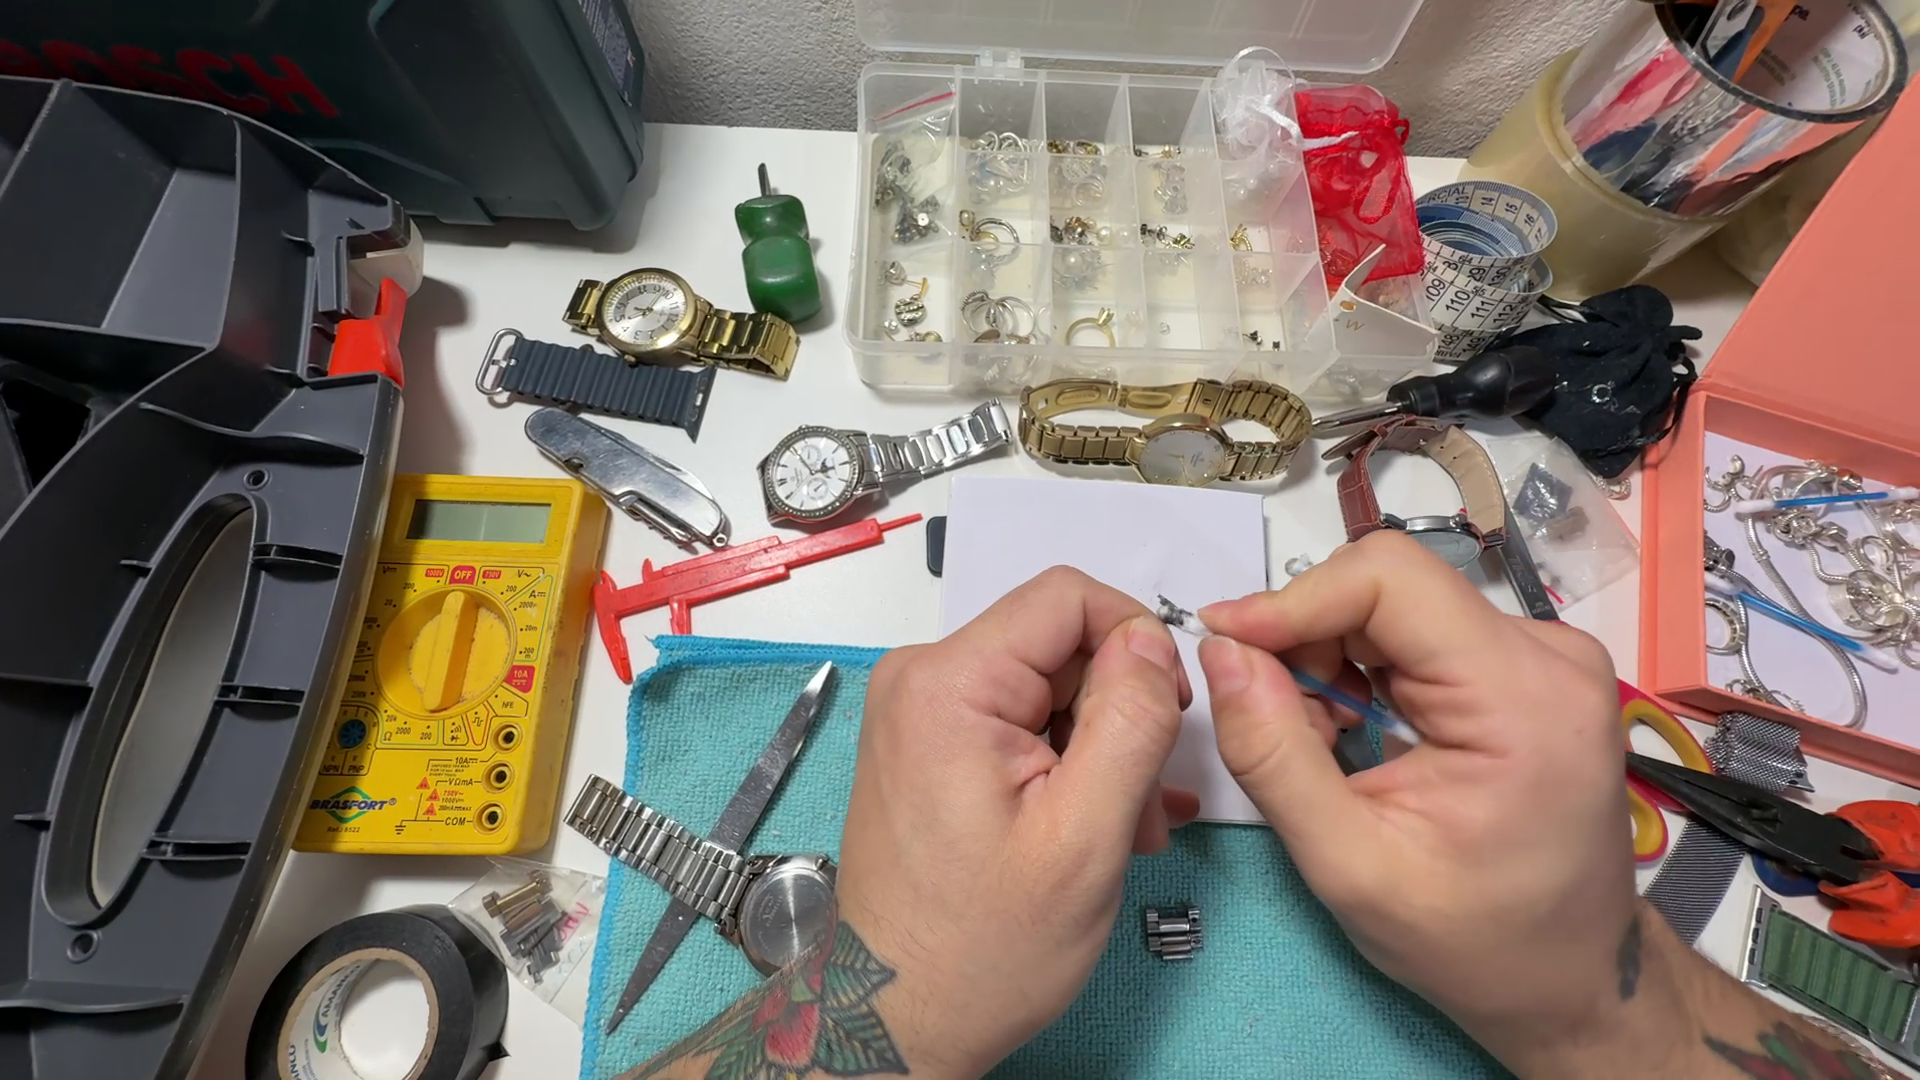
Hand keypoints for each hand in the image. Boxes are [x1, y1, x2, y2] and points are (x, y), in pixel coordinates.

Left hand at [837, 567, 1198, 1077]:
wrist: (894, 1011)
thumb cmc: (984, 944)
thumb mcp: (1084, 837)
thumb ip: (1129, 722)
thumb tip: (1150, 639)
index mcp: (948, 680)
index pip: (1066, 596)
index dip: (1134, 638)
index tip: (1165, 711)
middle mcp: (922, 674)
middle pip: (1058, 643)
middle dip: (1116, 710)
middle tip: (1145, 797)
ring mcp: (921, 704)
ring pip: (1046, 682)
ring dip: (1096, 744)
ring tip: (1120, 825)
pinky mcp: (929, 734)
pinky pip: (1017, 713)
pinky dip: (1062, 756)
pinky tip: (1086, 819)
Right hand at [1196, 532, 1633, 1072]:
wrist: (1569, 976)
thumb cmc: (1468, 937)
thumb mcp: (1345, 864)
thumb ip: (1270, 755)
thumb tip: (1219, 651)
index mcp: (1522, 696)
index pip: (1388, 580)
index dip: (1292, 599)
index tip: (1223, 640)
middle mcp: (1541, 651)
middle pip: (1377, 589)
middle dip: (1301, 643)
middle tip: (1279, 724)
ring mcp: (1531, 651)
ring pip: (1377, 605)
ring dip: (1318, 661)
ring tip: (1317, 742)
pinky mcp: (1509, 660)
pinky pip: (1394, 628)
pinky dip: (1345, 669)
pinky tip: (1345, 730)